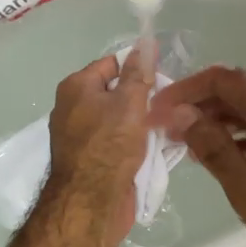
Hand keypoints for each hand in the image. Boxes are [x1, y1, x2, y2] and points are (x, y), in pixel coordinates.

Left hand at [42, 42, 156, 246]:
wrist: (91, 204)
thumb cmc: (109, 146)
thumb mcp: (129, 103)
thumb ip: (138, 73)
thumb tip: (145, 42)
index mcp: (76, 87)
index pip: (112, 63)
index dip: (139, 68)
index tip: (165, 79)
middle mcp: (73, 107)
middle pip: (117, 92)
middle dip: (144, 98)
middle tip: (172, 105)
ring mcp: (80, 135)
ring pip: (120, 118)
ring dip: (143, 123)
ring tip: (171, 125)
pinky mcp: (91, 159)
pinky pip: (116, 141)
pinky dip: (135, 143)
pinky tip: (158, 147)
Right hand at [148, 67, 245, 246]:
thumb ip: (215, 150)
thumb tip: (182, 114)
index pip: (225, 80)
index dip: (186, 89)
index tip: (155, 112)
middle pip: (240, 92)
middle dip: (199, 105)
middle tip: (163, 131)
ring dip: (219, 124)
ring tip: (185, 149)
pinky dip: (242, 141)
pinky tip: (224, 164)